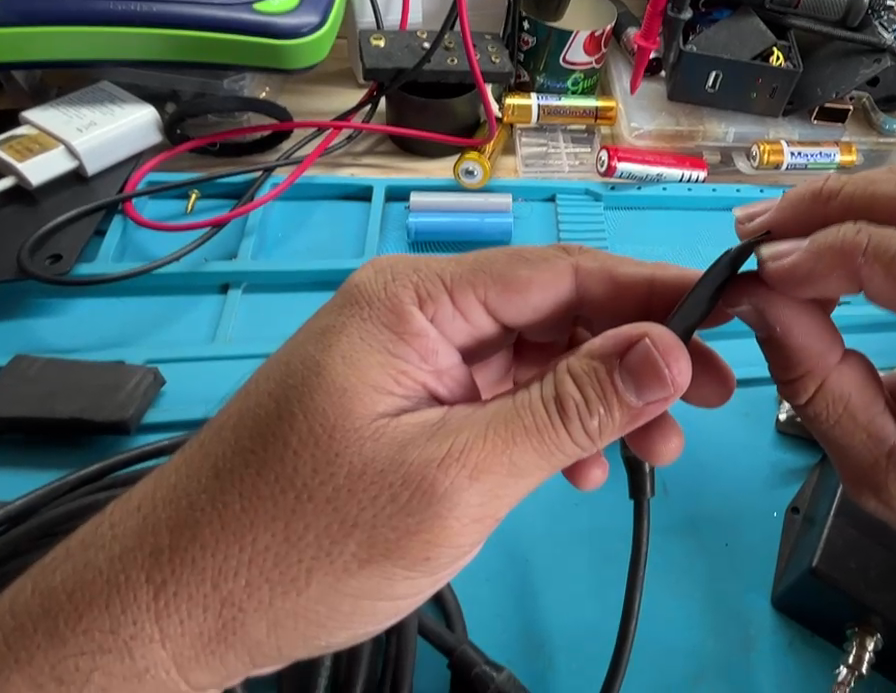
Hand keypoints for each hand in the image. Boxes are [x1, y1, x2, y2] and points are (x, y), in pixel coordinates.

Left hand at [0, 246, 735, 691]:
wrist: (164, 623)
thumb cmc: (302, 542)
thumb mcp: (458, 477)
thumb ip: (572, 408)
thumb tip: (671, 348)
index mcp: (423, 298)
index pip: (565, 272)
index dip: (654, 288)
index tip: (731, 306)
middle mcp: (425, 311)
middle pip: (560, 314)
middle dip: (638, 354)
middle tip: (714, 396)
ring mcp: (421, 358)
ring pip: (542, 360)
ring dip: (604, 399)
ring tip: (660, 450)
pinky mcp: (418, 403)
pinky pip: (510, 399)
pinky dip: (558, 431)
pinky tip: (588, 471)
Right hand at [725, 157, 895, 595]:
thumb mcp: (880, 473)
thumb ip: (816, 383)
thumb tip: (752, 291)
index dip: (851, 253)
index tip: (768, 268)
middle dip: (836, 206)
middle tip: (755, 233)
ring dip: (846, 198)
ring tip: (779, 232)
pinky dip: (868, 206)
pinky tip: (825, 235)